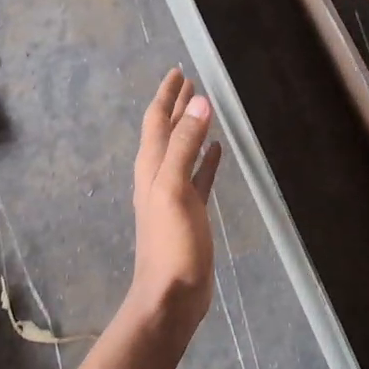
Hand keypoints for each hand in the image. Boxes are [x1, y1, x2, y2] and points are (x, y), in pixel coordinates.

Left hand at [127, 68, 222, 334]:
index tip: (178, 71)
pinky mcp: (190, 213)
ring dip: (190, 128)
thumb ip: (184, 145)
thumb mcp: (174, 188)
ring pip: (182, 150)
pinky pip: (198, 175)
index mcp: (151, 166)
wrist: (170, 298)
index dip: (166, 95)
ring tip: (204, 107)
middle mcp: (158, 175)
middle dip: (176, 106)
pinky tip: (217, 150)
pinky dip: (205, 159)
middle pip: (167, 131)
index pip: (156, 120)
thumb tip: (198, 102)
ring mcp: (174, 195)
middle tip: (190, 81)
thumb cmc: (170, 243)